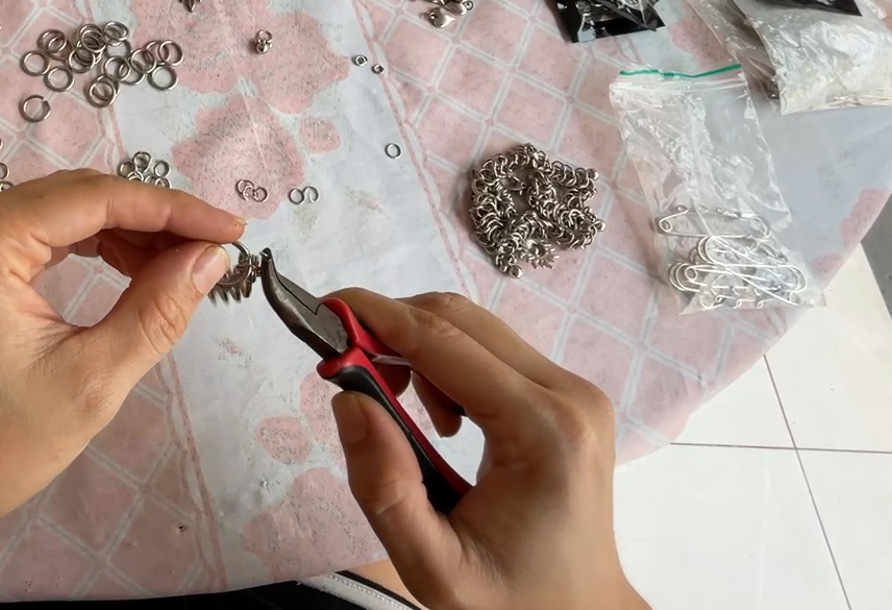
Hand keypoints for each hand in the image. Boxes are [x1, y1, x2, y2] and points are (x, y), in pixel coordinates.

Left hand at [0, 170, 240, 609]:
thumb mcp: (90, 381)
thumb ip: (157, 310)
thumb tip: (213, 256)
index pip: (96, 198)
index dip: (171, 209)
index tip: (232, 228)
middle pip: (80, 196)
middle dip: (152, 219)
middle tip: (213, 250)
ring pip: (65, 211)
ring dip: (126, 231)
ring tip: (181, 265)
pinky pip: (44, 231)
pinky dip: (92, 245)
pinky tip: (132, 266)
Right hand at [326, 291, 648, 609]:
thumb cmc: (508, 599)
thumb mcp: (433, 568)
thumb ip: (384, 488)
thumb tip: (348, 398)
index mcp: (543, 432)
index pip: (441, 341)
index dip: (374, 317)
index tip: (320, 311)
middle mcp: (567, 395)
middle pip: (454, 319)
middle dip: (388, 328)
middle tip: (348, 369)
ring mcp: (571, 388)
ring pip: (466, 324)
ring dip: (413, 344)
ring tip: (398, 404)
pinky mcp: (564, 391)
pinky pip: (483, 344)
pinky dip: (439, 356)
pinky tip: (436, 412)